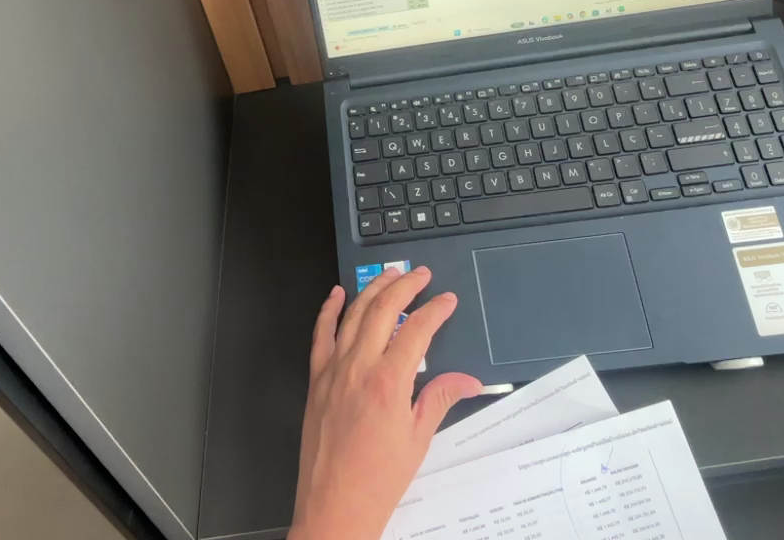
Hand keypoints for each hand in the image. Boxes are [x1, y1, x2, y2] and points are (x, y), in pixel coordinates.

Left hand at [289, 266, 481, 539]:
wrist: (334, 509)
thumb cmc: (377, 481)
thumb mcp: (417, 440)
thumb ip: (440, 399)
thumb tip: (467, 381)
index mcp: (388, 383)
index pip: (416, 330)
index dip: (435, 310)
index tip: (446, 300)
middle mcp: (358, 368)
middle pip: (384, 310)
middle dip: (405, 286)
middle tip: (421, 275)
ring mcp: (333, 370)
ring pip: (353, 314)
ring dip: (373, 289)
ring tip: (390, 275)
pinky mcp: (316, 379)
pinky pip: (321, 334)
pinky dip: (329, 310)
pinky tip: (337, 294)